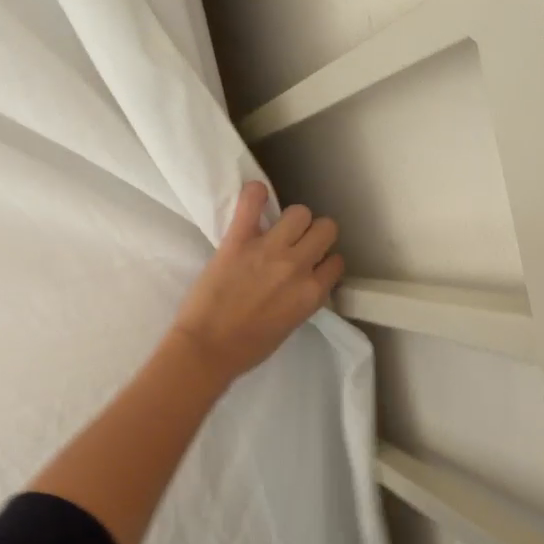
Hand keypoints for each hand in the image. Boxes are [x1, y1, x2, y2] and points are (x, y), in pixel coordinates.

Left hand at [169, 182, 344, 381]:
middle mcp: (297, 267)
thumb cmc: (247, 349)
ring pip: (300, 212)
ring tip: (275, 230)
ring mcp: (268, 250)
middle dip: (314, 235)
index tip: (311, 267)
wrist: (207, 348)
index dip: (324, 262)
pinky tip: (255, 200)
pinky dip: (254, 194)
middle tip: (295, 245)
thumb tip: (301, 283)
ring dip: (291, 220)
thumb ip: (301, 299)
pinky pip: (251, 200)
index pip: (336, 263)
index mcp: (311, 294)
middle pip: (325, 229)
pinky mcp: (238, 239)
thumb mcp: (289, 326)